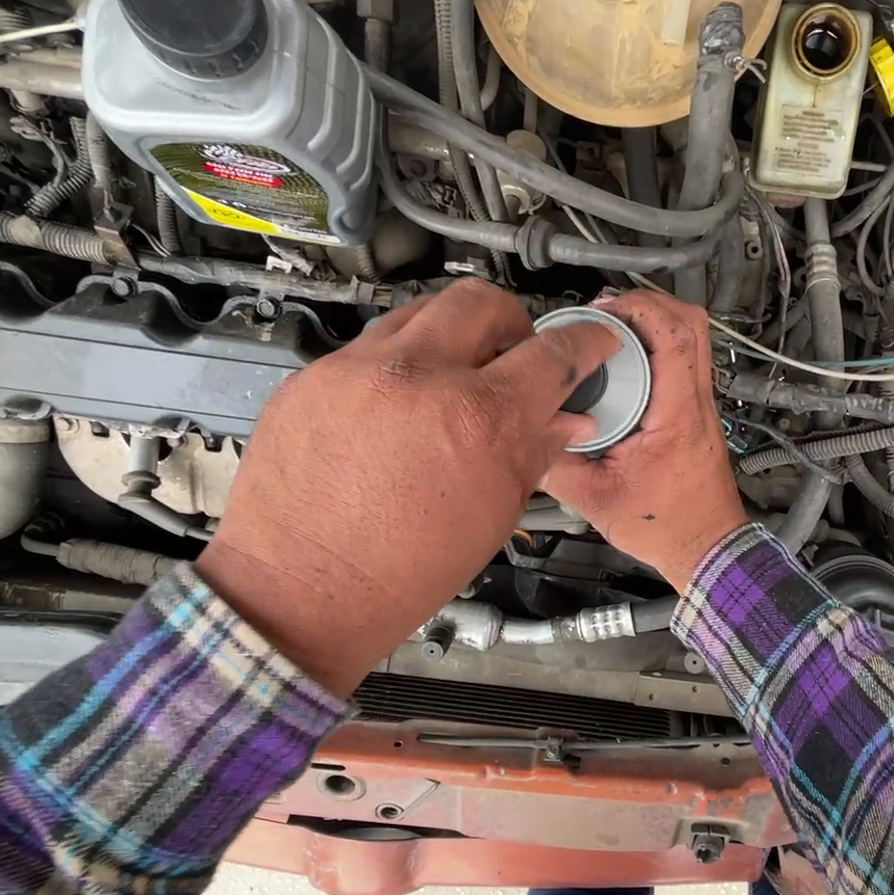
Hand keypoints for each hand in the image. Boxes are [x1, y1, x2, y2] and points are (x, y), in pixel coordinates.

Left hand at [197, 279, 619, 695]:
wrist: (300, 592)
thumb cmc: (397, 572)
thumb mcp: (492, 516)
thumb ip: (534, 454)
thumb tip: (565, 421)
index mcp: (480, 419)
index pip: (554, 352)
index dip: (587, 341)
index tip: (592, 340)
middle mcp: (419, 377)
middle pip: (483, 302)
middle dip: (511, 322)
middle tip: (513, 354)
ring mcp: (359, 370)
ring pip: (423, 312)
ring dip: (452, 336)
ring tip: (454, 379)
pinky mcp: (315, 376)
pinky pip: (372, 346)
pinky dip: (401, 364)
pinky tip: (401, 406)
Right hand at [542, 291, 748, 591]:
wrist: (705, 548)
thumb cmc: (664, 527)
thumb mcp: (594, 499)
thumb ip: (555, 464)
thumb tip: (524, 431)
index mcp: (677, 415)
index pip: (675, 336)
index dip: (638, 309)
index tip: (601, 312)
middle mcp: (696, 402)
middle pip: (690, 322)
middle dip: (645, 304)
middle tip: (603, 314)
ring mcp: (701, 405)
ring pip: (691, 338)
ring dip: (652, 324)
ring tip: (609, 334)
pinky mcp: (695, 413)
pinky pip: (682, 361)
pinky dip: (655, 348)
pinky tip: (622, 365)